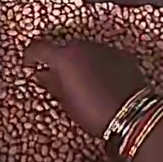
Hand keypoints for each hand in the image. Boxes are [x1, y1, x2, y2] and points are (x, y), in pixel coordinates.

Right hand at [23, 38, 147, 139]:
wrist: (132, 115)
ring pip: (83, 50)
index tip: (29, 65)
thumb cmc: (93, 112)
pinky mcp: (120, 55)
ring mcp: (102, 49)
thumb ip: (51, 83)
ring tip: (81, 81)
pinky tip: (100, 80)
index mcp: (63, 57)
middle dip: (58, 60)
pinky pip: (101, 55)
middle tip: (57, 78)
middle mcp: (82, 47)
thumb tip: (41, 74)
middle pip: (63, 48)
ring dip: (78, 61)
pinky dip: (96, 64)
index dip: (30, 55)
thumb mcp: (66, 102)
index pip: (38, 47)